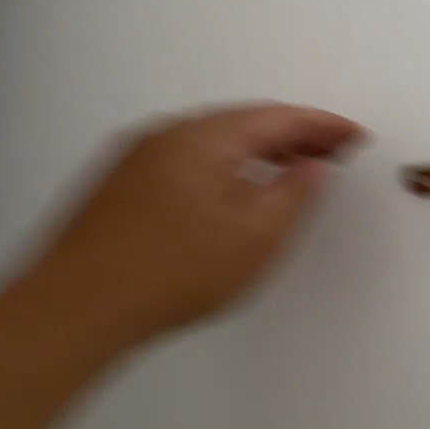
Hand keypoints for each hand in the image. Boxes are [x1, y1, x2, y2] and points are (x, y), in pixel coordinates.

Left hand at [23, 103, 365, 347]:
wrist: (73, 311)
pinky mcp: (121, 186)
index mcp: (202, 139)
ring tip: (299, 170)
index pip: (278, 117)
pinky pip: (191, 158)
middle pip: (245, 122)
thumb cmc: (174, 271)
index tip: (356, 137)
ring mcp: (136, 159)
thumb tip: (314, 167)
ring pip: (216, 140)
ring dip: (263, 149)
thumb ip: (296, 192)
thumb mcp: (259, 233)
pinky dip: (231, 163)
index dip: (324, 125)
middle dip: (296, 134)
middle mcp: (165, 136)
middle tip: (336, 151)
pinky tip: (244, 189)